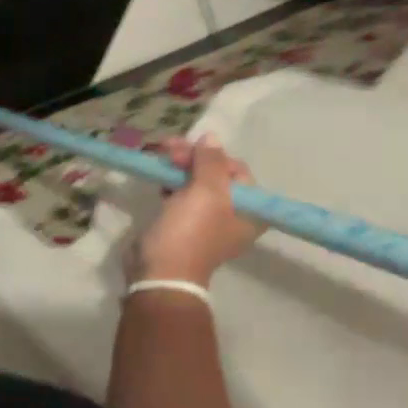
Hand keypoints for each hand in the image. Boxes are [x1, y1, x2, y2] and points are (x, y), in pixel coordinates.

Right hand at [131, 136, 262, 286]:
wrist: (160, 270)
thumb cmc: (190, 231)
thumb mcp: (206, 193)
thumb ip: (210, 162)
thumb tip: (211, 137)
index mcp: (250, 211)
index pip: (237, 171)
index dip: (212, 156)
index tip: (185, 150)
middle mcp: (234, 214)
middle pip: (216, 175)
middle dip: (192, 159)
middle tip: (165, 149)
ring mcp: (207, 220)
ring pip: (196, 183)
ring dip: (178, 168)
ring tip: (157, 159)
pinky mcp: (183, 223)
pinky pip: (182, 195)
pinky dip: (171, 183)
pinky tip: (157, 179)